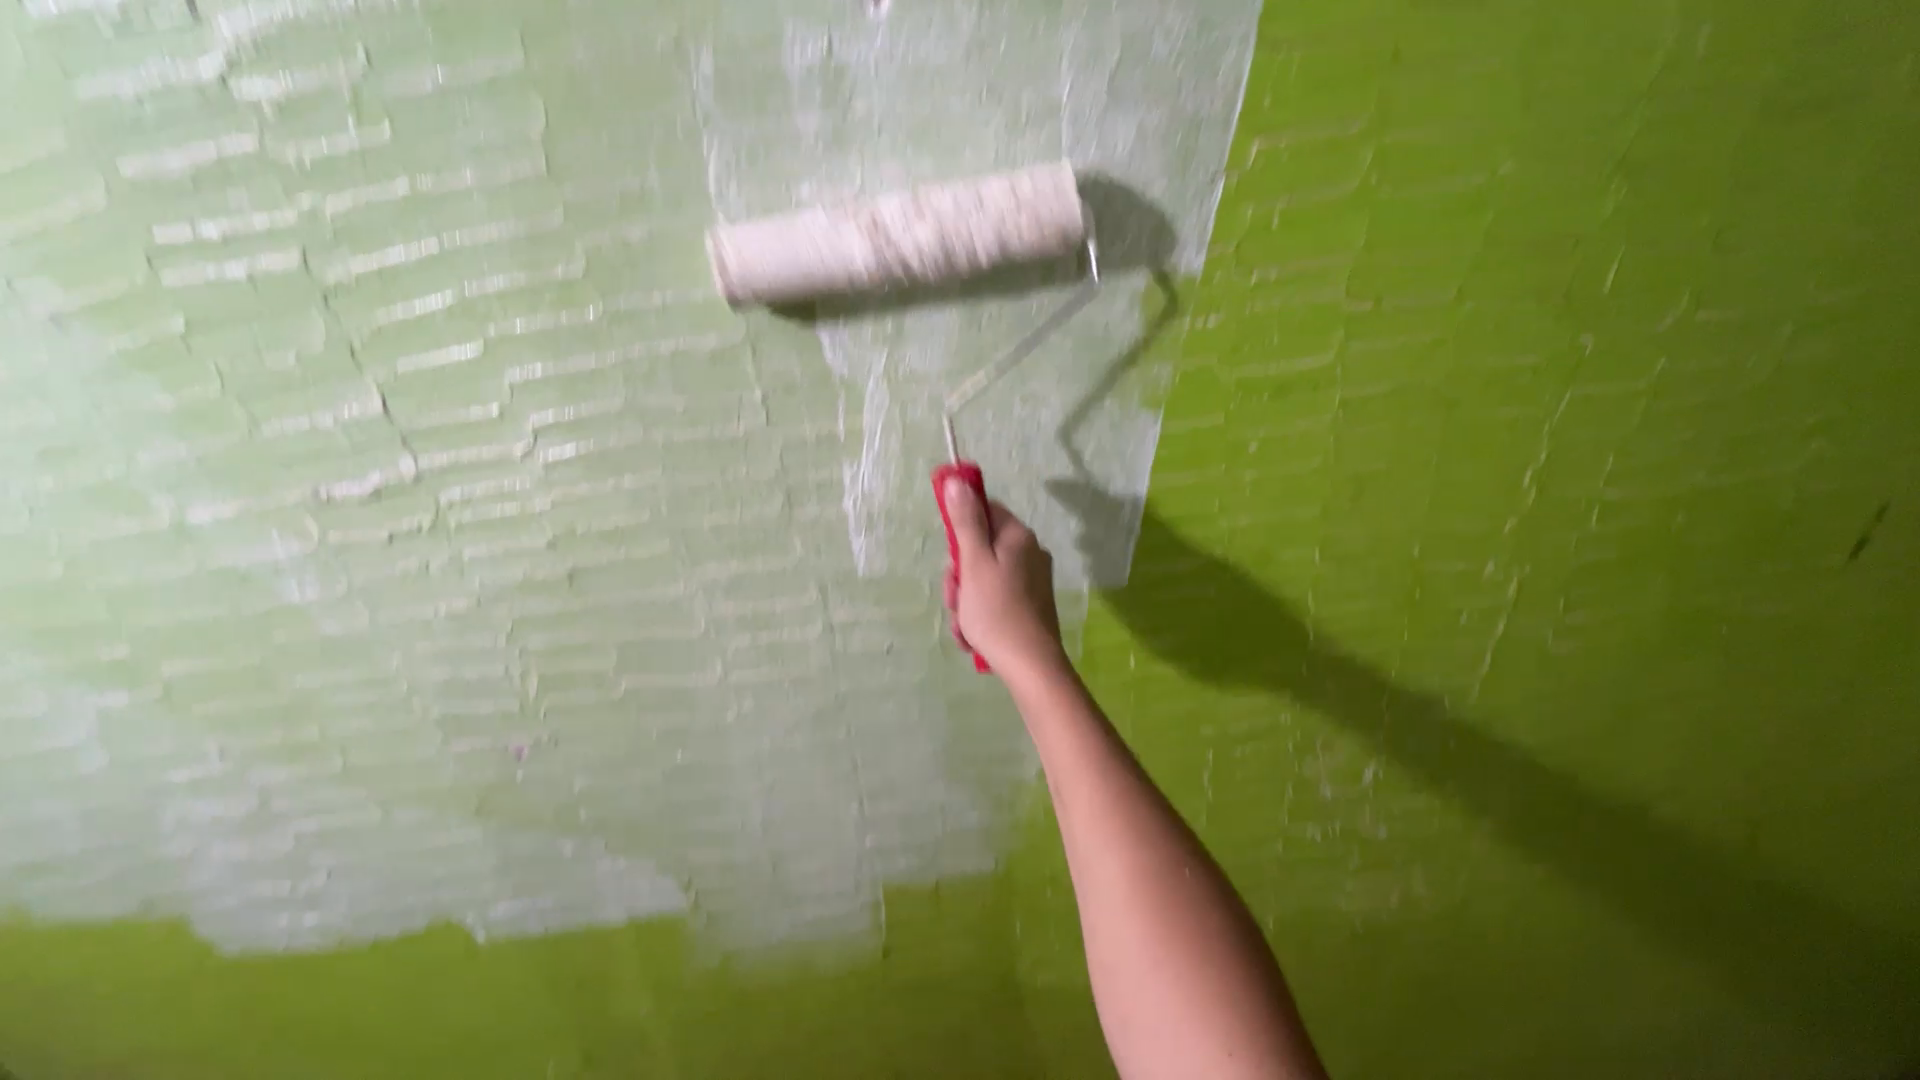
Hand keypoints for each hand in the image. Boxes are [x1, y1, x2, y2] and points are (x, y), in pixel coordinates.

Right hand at [942, 476, 1069, 681]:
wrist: (1030, 664)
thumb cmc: (996, 610)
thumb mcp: (973, 562)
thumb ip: (965, 521)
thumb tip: (957, 480)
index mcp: (1018, 536)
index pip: (983, 511)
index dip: (960, 531)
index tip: (950, 557)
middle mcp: (1030, 552)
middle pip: (980, 549)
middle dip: (960, 576)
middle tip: (956, 599)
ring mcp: (1032, 580)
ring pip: (983, 578)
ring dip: (965, 600)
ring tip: (964, 625)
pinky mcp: (1031, 605)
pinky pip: (995, 599)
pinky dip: (980, 615)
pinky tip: (974, 636)